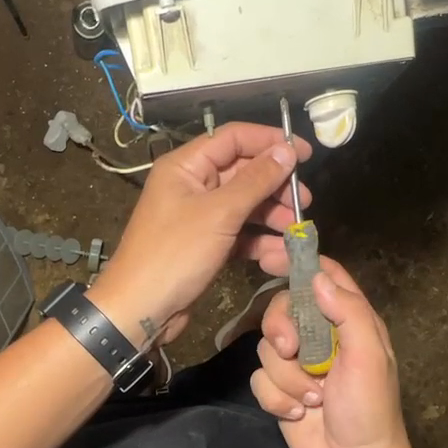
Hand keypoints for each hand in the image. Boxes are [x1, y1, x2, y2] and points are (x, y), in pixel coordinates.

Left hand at [85, 123, 310, 346]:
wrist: (141, 309)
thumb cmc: (175, 254)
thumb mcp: (219, 213)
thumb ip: (256, 181)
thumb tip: (287, 150)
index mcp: (186, 166)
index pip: (234, 138)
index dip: (271, 141)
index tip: (306, 154)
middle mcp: (191, 185)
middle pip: (242, 172)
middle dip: (275, 184)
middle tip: (303, 200)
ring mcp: (198, 217)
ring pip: (244, 204)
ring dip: (271, 214)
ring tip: (295, 228)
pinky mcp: (205, 245)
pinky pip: (238, 233)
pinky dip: (259, 240)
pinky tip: (280, 251)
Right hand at [250, 258, 411, 447]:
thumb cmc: (370, 409)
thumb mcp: (369, 356)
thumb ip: (348, 312)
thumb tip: (317, 278)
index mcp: (350, 322)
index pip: (323, 277)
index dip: (298, 262)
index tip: (269, 254)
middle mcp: (321, 337)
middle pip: (282, 309)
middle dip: (280, 329)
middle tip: (290, 350)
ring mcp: (298, 365)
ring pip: (266, 349)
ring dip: (286, 378)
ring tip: (311, 399)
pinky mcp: (279, 391)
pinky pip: (259, 380)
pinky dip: (276, 398)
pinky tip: (297, 413)